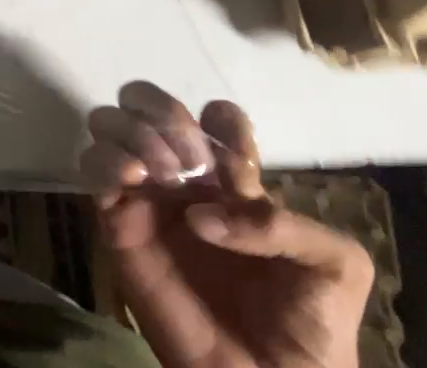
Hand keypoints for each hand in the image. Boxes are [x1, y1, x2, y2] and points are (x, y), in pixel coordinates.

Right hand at [80, 82, 372, 367]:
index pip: (214, 116)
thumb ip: (282, 222)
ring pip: (110, 124)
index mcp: (235, 178)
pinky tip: (134, 180)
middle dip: (160, 113)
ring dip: (132, 132)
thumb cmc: (310, 322)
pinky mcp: (115, 224)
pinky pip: (90, 170)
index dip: (218, 120)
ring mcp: (146, 196)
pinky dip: (105, 161)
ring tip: (160, 173)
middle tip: (187, 161)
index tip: (232, 162)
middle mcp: (184, 176)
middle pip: (148, 103)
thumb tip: (199, 215)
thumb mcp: (336, 265)